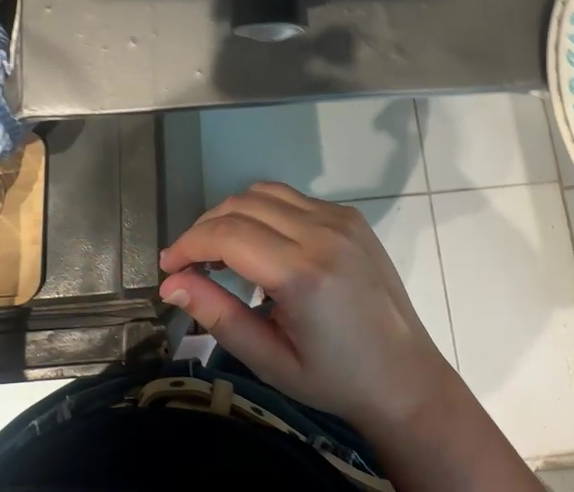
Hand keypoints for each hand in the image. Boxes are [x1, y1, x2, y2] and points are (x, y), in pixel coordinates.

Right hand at [159, 182, 457, 429]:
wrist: (405, 377)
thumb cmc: (334, 379)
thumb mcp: (269, 359)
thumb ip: (218, 315)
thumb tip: (172, 283)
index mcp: (302, 274)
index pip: (227, 234)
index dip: (189, 244)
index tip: (168, 267)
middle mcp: (322, 233)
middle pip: (242, 205)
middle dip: (205, 227)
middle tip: (188, 263)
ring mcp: (340, 218)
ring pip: (265, 192)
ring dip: (233, 214)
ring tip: (219, 253)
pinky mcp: (350, 216)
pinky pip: (293, 199)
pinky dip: (264, 213)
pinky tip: (261, 247)